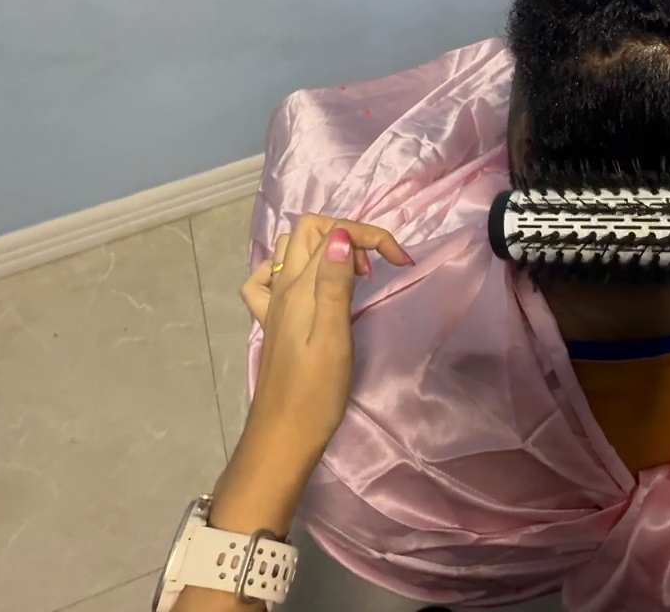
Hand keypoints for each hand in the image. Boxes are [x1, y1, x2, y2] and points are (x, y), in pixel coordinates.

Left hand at [243, 216, 411, 448]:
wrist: (281, 439)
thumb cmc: (315, 394)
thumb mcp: (333, 338)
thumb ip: (334, 284)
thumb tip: (340, 235)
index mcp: (300, 288)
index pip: (333, 232)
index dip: (370, 236)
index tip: (400, 262)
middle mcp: (283, 287)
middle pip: (310, 230)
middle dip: (348, 235)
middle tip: (372, 269)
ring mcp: (274, 303)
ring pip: (293, 248)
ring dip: (326, 248)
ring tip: (351, 277)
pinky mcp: (273, 321)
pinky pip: (269, 278)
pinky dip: (289, 268)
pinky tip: (308, 286)